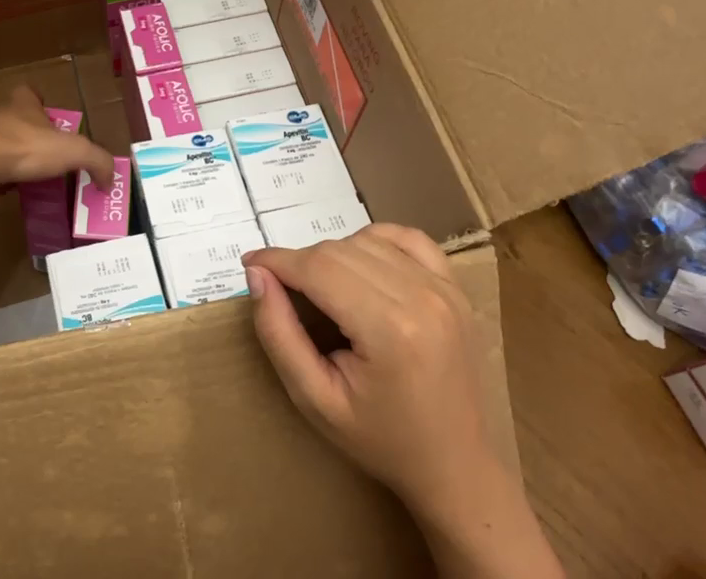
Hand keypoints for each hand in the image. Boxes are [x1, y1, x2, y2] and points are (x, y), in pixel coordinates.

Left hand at [0, 85, 113, 190]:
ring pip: (4, 144)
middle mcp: (3, 116)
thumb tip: (109, 179)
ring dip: (17, 157)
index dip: (38, 101)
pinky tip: (14, 190)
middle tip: (51, 155)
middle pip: (19, 120)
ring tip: (36, 176)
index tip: (49, 117)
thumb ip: (97, 161)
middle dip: (32, 135)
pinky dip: (2, 177)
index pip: (30, 93)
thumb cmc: (27, 146)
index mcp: (25, 104)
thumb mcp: (74, 150)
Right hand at [242, 224, 494, 502]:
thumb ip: (279, 333)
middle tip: (283, 293)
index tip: (249, 265)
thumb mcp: (314, 398)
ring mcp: (445, 289)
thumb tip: (256, 275)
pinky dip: (374, 243)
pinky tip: (360, 270)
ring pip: (366, 240)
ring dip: (332, 256)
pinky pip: (407, 238)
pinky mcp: (456, 288)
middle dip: (300, 263)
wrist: (456, 467)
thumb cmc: (380, 440)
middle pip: (338, 250)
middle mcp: (422, 297)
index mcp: (389, 329)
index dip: (276, 260)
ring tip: (322, 292)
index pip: (317, 268)